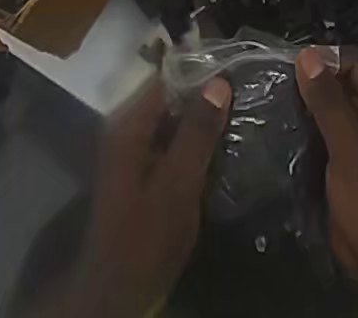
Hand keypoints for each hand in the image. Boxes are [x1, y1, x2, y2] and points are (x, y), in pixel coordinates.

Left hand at [36, 77, 231, 317]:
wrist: (115, 290)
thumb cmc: (146, 236)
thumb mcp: (178, 184)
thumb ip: (197, 133)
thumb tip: (219, 83)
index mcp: (128, 126)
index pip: (165, 80)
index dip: (199, 73)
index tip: (233, 68)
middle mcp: (125, 130)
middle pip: (167, 99)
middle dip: (202, 96)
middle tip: (242, 92)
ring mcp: (130, 151)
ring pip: (169, 121)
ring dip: (198, 120)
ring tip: (238, 113)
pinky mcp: (139, 171)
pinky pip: (167, 142)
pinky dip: (190, 140)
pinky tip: (218, 146)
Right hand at [296, 47, 357, 317]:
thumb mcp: (351, 149)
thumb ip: (328, 100)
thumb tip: (305, 54)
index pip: (354, 62)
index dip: (323, 59)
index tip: (287, 65)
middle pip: (342, 78)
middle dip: (312, 78)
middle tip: (275, 80)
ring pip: (332, 101)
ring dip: (307, 99)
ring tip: (274, 95)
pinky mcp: (349, 153)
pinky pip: (327, 124)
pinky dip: (308, 119)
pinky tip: (283, 118)